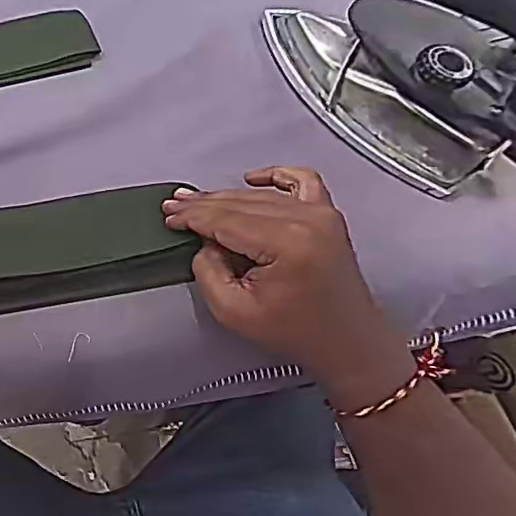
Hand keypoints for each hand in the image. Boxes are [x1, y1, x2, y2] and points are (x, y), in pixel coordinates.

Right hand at [163, 167, 412, 408]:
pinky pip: (301, 181)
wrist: (346, 340)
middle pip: (241, 203)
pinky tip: (252, 179)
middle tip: (173, 204)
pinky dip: (275, 176)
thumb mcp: (233, 312)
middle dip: (203, 204)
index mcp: (286, 242)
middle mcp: (307, 219)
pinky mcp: (329, 215)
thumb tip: (206, 243)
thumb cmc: (293, 331)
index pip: (226, 219)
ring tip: (196, 199)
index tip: (168, 216)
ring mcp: (322, 213)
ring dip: (227, 196)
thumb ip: (209, 272)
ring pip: (262, 195)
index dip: (193, 216)